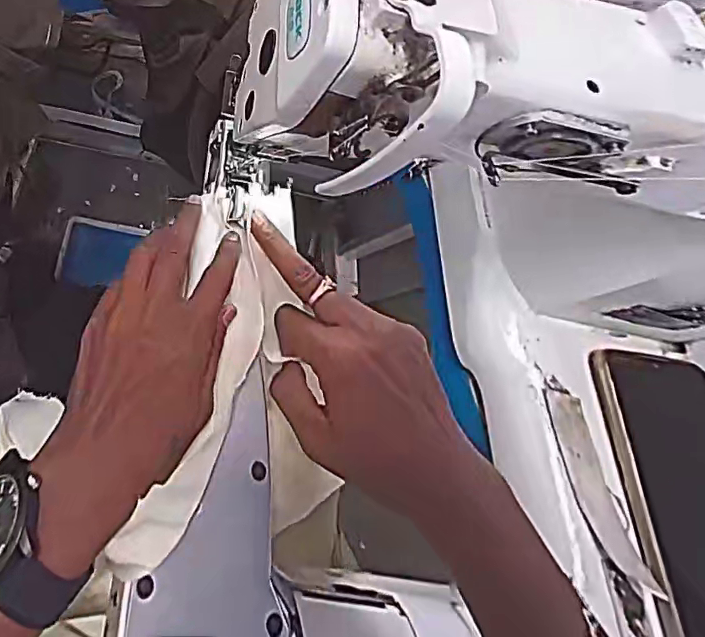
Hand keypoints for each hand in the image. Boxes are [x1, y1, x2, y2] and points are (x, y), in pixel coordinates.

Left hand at [29, 203, 238, 575]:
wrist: (101, 451)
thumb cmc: (151, 435)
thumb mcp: (202, 397)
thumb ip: (213, 349)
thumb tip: (222, 321)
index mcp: (190, 329)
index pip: (216, 277)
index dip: (226, 254)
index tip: (230, 242)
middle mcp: (156, 313)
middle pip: (175, 251)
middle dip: (188, 224)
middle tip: (194, 210)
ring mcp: (124, 313)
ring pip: (141, 258)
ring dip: (157, 238)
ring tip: (165, 229)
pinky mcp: (100, 323)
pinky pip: (117, 282)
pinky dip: (130, 270)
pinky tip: (134, 271)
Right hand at [250, 213, 489, 520]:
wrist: (437, 469)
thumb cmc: (384, 461)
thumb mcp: (316, 439)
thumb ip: (288, 392)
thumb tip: (284, 367)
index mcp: (340, 358)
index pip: (291, 320)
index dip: (279, 332)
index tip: (276, 336)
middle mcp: (368, 335)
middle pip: (315, 285)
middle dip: (286, 264)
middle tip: (266, 234)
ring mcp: (392, 331)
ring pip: (342, 300)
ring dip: (325, 311)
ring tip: (321, 336)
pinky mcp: (408, 335)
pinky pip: (369, 318)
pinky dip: (354, 328)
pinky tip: (356, 359)